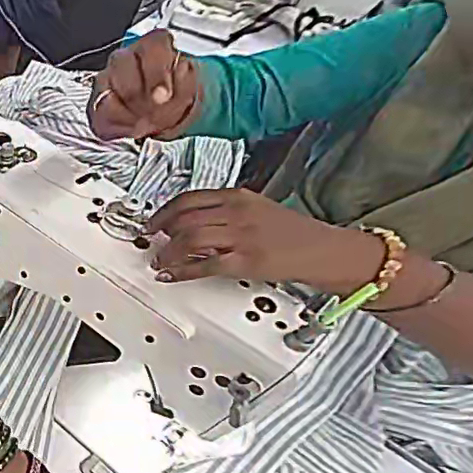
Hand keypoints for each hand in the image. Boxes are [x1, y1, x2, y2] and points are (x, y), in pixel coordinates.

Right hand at [90, 29, 200, 140]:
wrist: (159, 112)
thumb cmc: (169, 94)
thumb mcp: (185, 87)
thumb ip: (185, 80)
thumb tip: (180, 73)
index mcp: (151, 46)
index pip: (151, 47)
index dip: (157, 73)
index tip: (164, 95)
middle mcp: (124, 58)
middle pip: (122, 65)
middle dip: (137, 94)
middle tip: (151, 112)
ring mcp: (105, 80)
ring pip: (108, 92)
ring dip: (129, 113)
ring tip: (145, 121)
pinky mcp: (96, 104)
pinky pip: (101, 115)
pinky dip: (120, 126)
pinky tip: (134, 126)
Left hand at [145, 188, 385, 292]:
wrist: (321, 249)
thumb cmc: (289, 232)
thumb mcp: (255, 209)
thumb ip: (223, 211)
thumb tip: (188, 221)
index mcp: (238, 197)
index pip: (189, 199)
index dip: (164, 212)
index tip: (152, 222)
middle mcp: (237, 213)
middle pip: (184, 219)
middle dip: (161, 232)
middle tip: (151, 242)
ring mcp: (240, 237)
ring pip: (189, 240)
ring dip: (167, 253)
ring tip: (159, 261)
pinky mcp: (244, 261)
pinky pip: (203, 265)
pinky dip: (181, 271)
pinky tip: (171, 274)